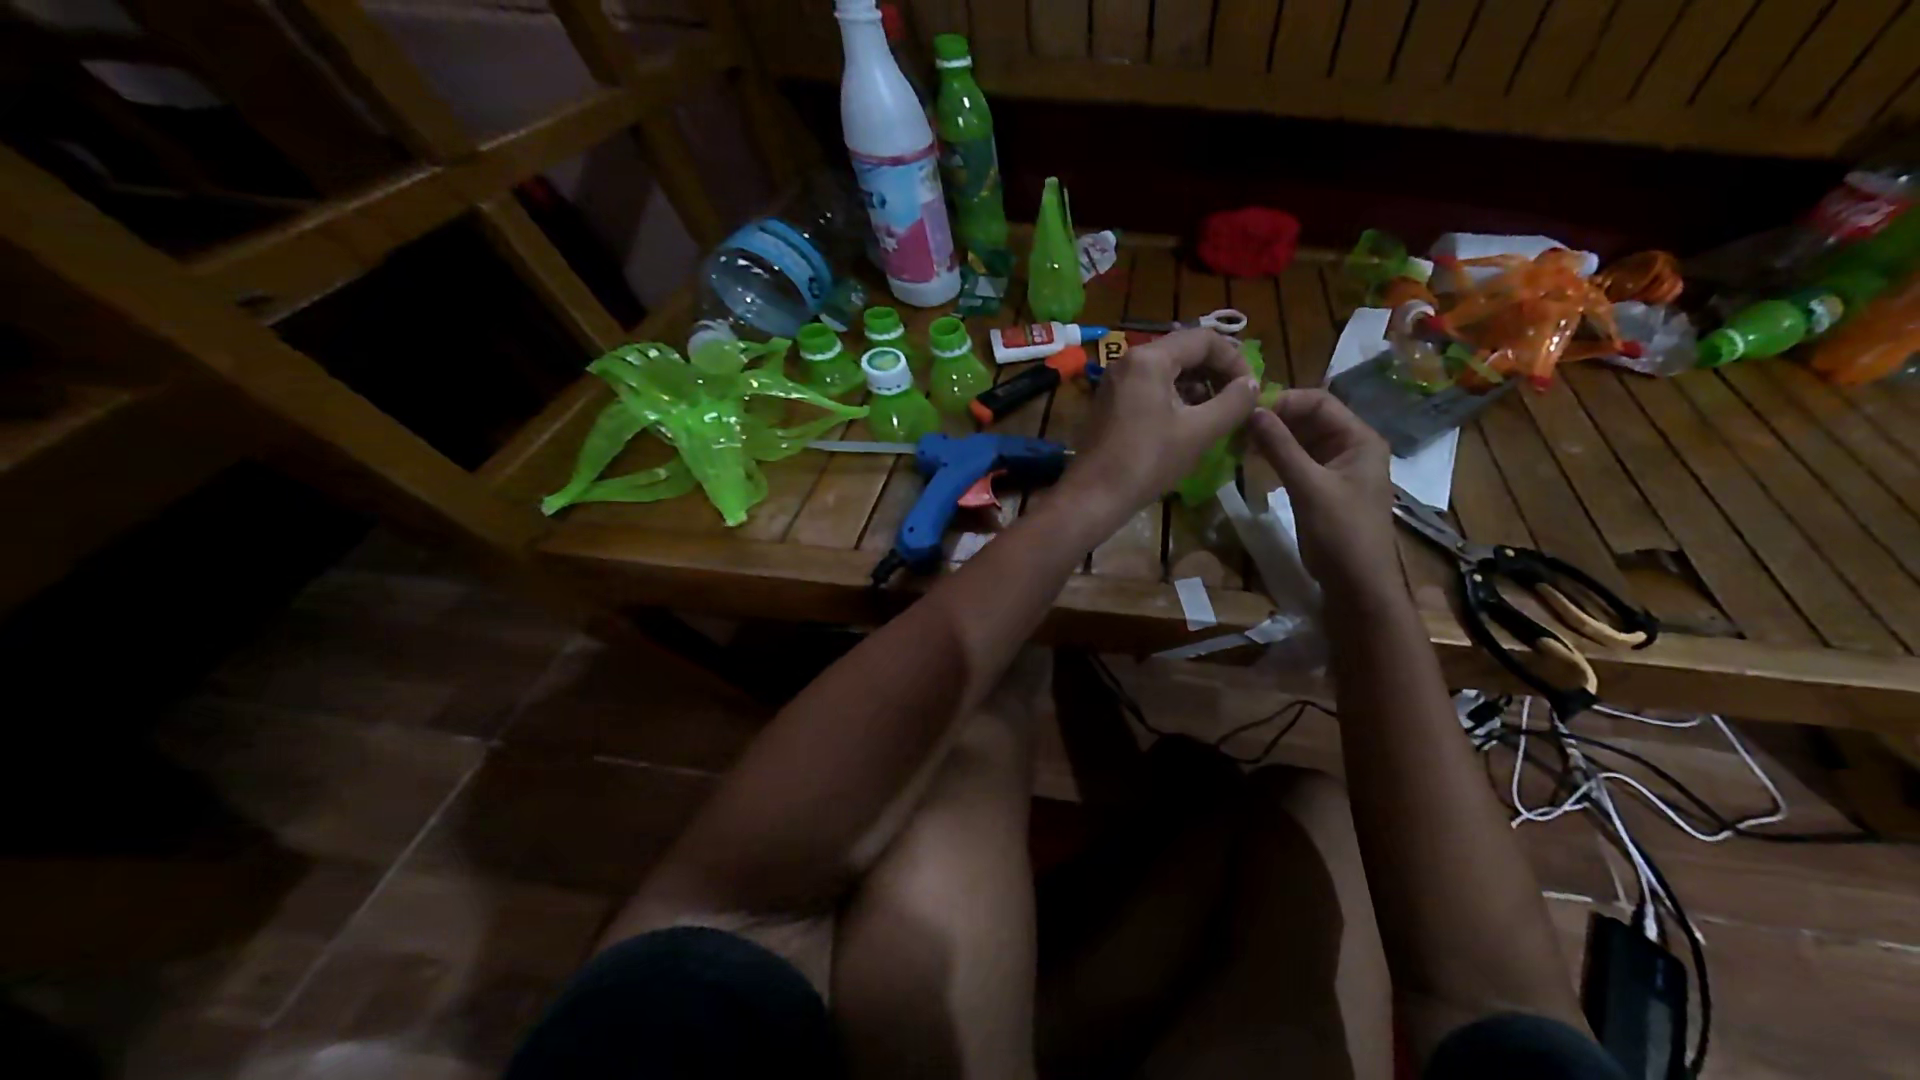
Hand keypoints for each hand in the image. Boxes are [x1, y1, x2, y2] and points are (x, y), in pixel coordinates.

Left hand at [1072, 328, 1257, 513]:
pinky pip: (1150, 387)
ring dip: (1197, 386)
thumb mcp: (1199, 431)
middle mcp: (1128, 361)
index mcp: (1149, 359)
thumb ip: (1232, 403)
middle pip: (1183, 351)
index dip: (1234, 360)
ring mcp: (1115, 381)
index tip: (1250, 387)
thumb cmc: (1148, 461)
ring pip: (1167, 370)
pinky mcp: (1110, 402)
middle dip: (1215, 372)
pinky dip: (1174, 397)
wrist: (1095, 495)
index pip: (1203, 340)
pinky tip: (1190, 421)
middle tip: (1238, 399)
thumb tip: (1251, 384)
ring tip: (1219, 413)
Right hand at [1246, 389, 1395, 589]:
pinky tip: (1251, 461)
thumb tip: (1252, 412)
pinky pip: (1295, 460)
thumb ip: (1281, 448)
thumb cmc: (1341, 532)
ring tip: (1238, 442)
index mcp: (1359, 439)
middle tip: (1237, 427)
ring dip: (1271, 438)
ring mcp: (1335, 468)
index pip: (1319, 402)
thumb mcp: (1309, 487)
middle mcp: (1350, 447)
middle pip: (1308, 418)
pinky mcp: (1320, 486)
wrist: (1356, 583)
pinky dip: (1274, 457)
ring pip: (1299, 439)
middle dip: (1274, 419)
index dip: (1284, 402)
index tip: (1247, 412)